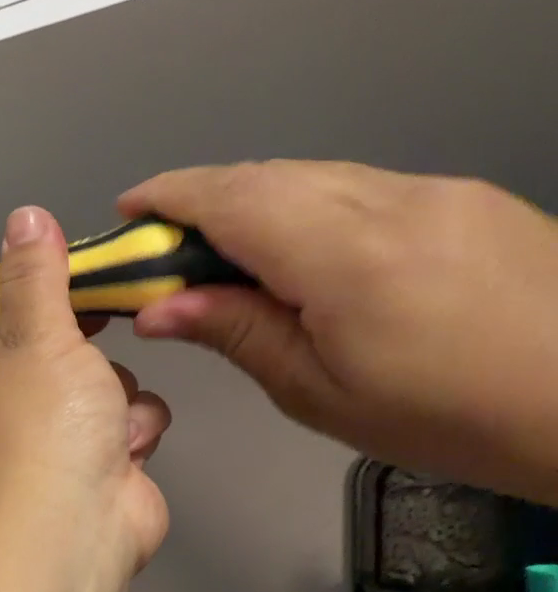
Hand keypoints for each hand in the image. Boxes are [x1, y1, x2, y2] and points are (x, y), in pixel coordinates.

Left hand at [0, 207, 170, 575]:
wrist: (74, 526)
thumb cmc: (43, 427)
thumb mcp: (36, 337)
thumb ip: (36, 277)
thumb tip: (22, 218)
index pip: (4, 311)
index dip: (43, 290)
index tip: (83, 275)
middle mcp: (7, 399)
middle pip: (65, 341)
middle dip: (95, 349)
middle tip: (100, 350)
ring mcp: (53, 431)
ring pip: (109, 376)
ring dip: (120, 393)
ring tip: (106, 421)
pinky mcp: (99, 456)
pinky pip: (131, 415)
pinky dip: (135, 427)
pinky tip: (124, 449)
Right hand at [121, 160, 557, 503]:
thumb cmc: (450, 415)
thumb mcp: (315, 390)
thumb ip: (234, 333)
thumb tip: (156, 310)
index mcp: (348, 256)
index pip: (234, 198)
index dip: (169, 196)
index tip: (124, 214)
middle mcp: (397, 203)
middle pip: (270, 177)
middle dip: (199, 200)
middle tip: (155, 248)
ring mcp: (440, 195)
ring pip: (315, 177)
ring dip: (250, 203)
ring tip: (215, 255)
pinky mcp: (467, 202)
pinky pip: (359, 188)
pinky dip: (302, 207)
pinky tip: (290, 253)